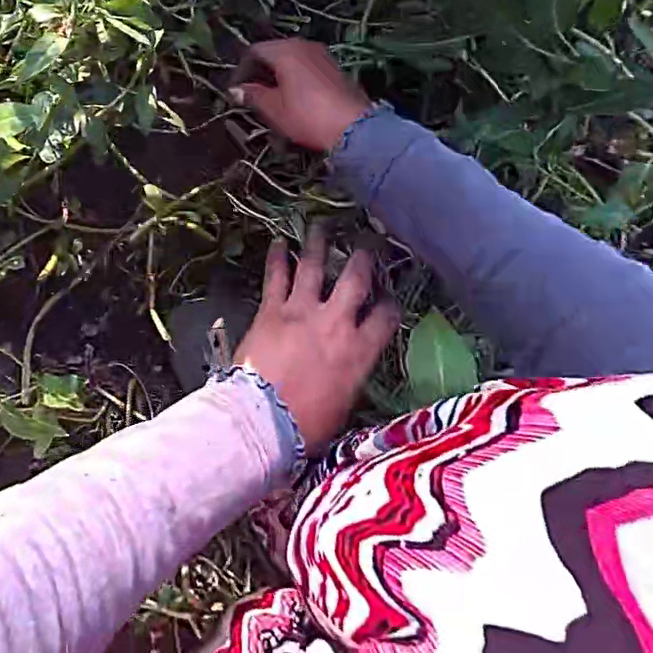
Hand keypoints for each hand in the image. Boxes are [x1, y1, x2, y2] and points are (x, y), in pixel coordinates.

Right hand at [228, 39, 371, 152]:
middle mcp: (304, 46)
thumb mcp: (273, 108)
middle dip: (260, 72)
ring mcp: (322, 55)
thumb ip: (253, 95)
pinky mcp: (334, 68)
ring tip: (271, 98)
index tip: (237, 89)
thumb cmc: (307, 115)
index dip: (242, 70)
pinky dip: (294, 77)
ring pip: (291, 59)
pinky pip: (306, 66)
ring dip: (277, 75)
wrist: (353, 128)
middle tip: (252, 94)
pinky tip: (292, 97)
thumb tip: (237, 90)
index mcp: (285, 51)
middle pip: (273, 52)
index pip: (254, 51)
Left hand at [233, 225, 399, 453]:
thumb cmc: (305, 425)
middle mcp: (335, 323)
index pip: (384, 320)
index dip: (390, 306)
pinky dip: (278, 258)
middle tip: (366, 245)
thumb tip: (348, 370)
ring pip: (315, 268)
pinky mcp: (271, 308)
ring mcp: (301, 310)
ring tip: (322, 227)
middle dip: (363, 260)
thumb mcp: (343, 406)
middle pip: (355, 281)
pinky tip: (279, 243)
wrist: (263, 417)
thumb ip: (349, 378)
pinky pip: (277, 276)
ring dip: (319, 246)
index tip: (390, 298)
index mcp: (358, 352)